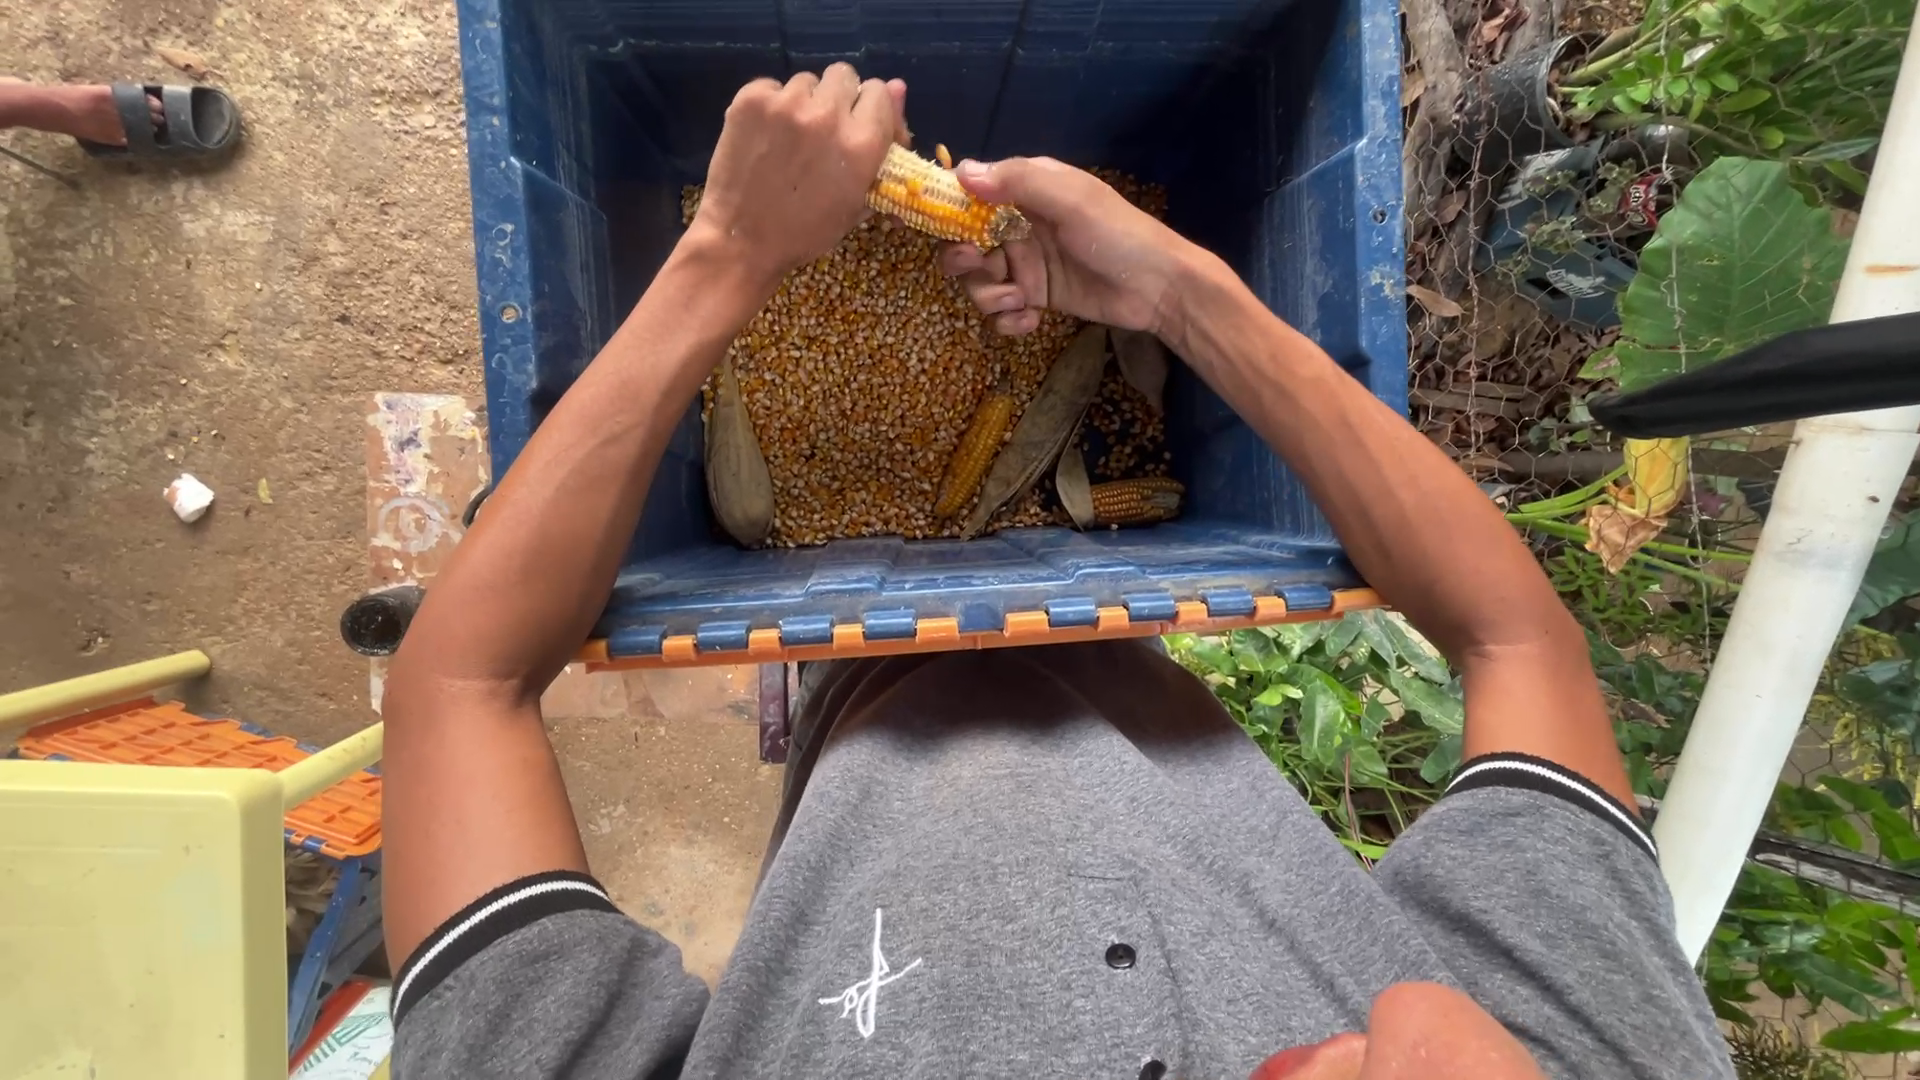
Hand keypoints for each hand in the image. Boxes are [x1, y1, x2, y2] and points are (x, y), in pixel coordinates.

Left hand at [693, 66, 906, 285]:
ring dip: (806, 104)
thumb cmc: (807, 233)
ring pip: (807, 82)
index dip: (871, 109)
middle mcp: (828, 115)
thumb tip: (898, 88)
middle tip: (826, 130)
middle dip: (840, 99)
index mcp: (862, 144)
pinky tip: (767, 138)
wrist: (744, 241)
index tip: (861, 126)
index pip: (879, 93)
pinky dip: (773, 107)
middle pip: (844, 76)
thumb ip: (880, 146)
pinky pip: (773, 87)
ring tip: (793, 139)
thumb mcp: (855, 202)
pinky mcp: (752, 99)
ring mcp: (787, 103)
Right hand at [937, 157, 1200, 337]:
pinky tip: (1031, 321)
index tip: (951, 231)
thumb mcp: (1071, 199)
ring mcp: (1027, 268)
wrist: (1156, 288)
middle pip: (966, 247)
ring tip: (1020, 300)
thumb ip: (1018, 182)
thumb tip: (961, 172)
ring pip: (981, 284)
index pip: (972, 199)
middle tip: (981, 266)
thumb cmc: (1116, 234)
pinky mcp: (1036, 301)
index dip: (953, 215)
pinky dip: (1008, 321)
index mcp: (1025, 195)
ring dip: (990, 296)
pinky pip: (1003, 314)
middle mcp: (1019, 229)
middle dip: (965, 262)